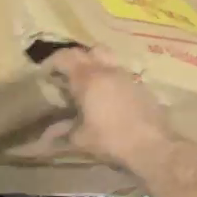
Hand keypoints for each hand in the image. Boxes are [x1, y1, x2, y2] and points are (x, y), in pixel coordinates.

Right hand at [42, 47, 196, 185]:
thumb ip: (61, 133)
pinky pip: (121, 73)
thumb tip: (43, 138)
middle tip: (67, 74)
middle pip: (88, 50)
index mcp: (88, 79)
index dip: (52, 62)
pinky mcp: (141, 85)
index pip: (65, 57)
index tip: (46, 73)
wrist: (153, 146)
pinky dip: (110, 78)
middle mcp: (107, 70)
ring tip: (88, 84)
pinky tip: (108, 97)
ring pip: (107, 58)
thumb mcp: (81, 139)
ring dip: (95, 65)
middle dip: (75, 59)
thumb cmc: (111, 140)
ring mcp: (126, 76)